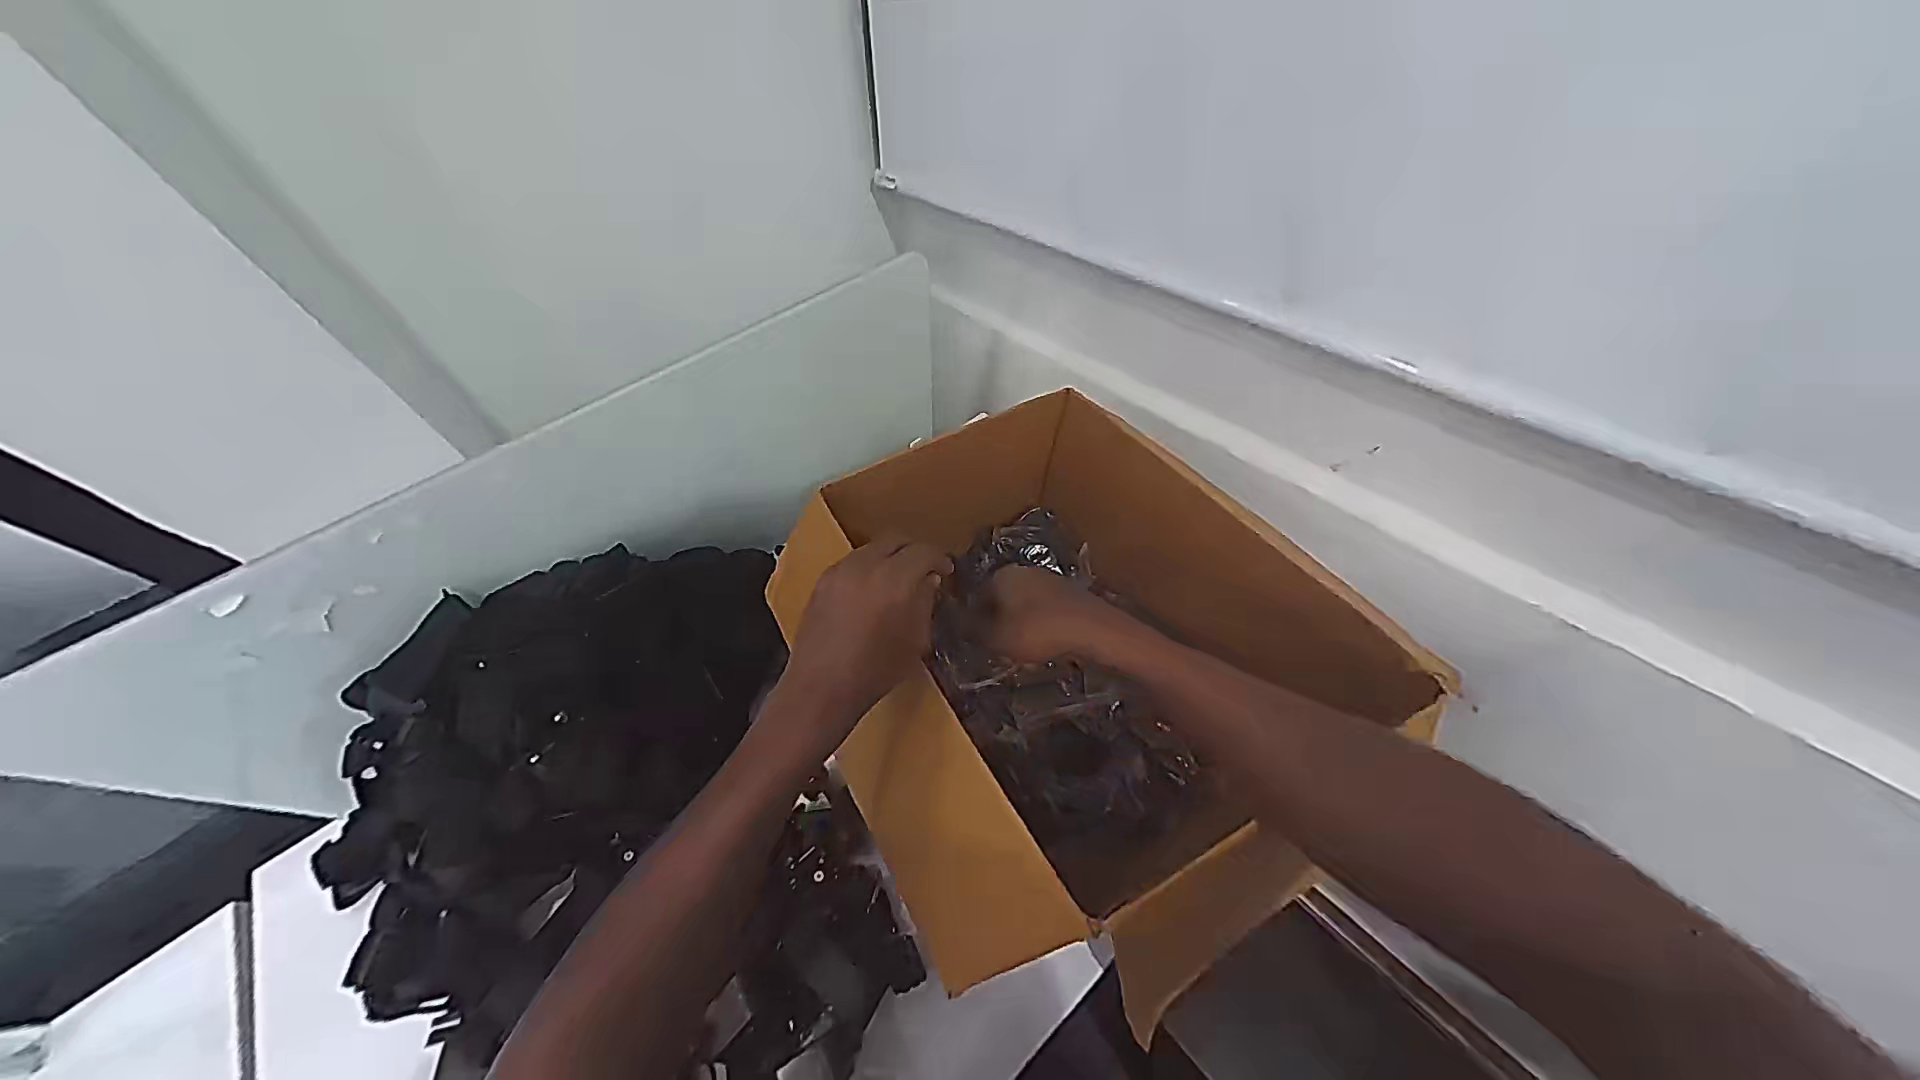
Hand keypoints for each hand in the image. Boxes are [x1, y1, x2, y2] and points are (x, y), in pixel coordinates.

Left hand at [778, 535, 953, 743]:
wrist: (821, 687)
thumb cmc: (876, 670)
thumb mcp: (915, 640)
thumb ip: (925, 603)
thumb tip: (929, 581)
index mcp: (895, 579)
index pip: (924, 551)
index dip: (939, 558)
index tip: (946, 571)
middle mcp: (865, 565)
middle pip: (895, 539)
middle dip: (913, 550)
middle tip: (924, 568)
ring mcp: (839, 571)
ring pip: (871, 548)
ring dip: (889, 557)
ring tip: (897, 580)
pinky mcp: (822, 582)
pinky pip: (852, 563)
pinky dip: (867, 568)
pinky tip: (870, 591)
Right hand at [985, 565, 1136, 665]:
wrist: (1092, 628)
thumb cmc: (1037, 631)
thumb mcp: (996, 639)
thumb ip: (974, 632)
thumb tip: (960, 626)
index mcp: (1000, 575)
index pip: (976, 598)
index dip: (974, 624)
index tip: (980, 644)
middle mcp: (1023, 570)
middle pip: (1001, 601)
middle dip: (999, 625)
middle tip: (1002, 651)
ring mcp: (1049, 579)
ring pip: (1024, 607)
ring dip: (1021, 628)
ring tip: (1025, 653)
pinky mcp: (1069, 592)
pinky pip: (1045, 611)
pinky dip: (1042, 627)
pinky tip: (1047, 646)